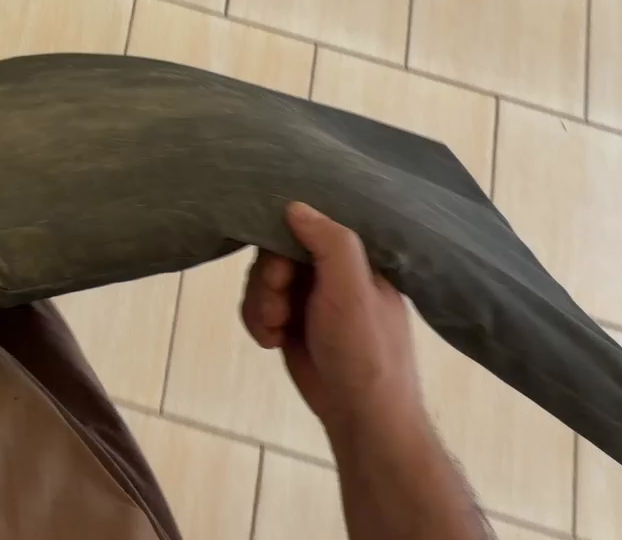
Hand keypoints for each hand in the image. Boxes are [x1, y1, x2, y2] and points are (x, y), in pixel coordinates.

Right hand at [240, 203, 424, 443]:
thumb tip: (294, 204)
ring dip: (260, 304)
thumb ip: (331, 244)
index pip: (306, 226)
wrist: (360, 417)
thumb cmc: (365, 352)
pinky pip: (256, 303)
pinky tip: (272, 340)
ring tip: (276, 330)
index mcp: (356, 260)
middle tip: (278, 307)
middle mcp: (330, 273)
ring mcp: (309, 297)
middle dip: (268, 281)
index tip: (283, 270)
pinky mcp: (289, 319)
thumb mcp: (353, 292)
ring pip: (261, 278)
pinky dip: (257, 321)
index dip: (282, 242)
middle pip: (275, 252)